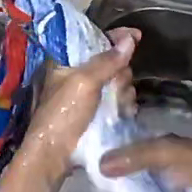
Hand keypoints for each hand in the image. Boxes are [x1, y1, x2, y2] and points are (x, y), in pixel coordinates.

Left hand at [5, 28, 139, 191]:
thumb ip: (107, 61)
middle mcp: (78, 75)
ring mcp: (89, 95)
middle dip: (121, 72)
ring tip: (120, 104)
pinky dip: (124, 104)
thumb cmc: (64, 114)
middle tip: (119, 85)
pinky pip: (119, 100)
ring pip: (119, 82)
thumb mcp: (84, 82)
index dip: (115, 37)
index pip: (94, 39)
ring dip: (124, 92)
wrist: (55, 156)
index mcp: (67, 61)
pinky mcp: (98, 113)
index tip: (136, 36)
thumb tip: (130, 39)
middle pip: (113, 62)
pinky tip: (125, 112)